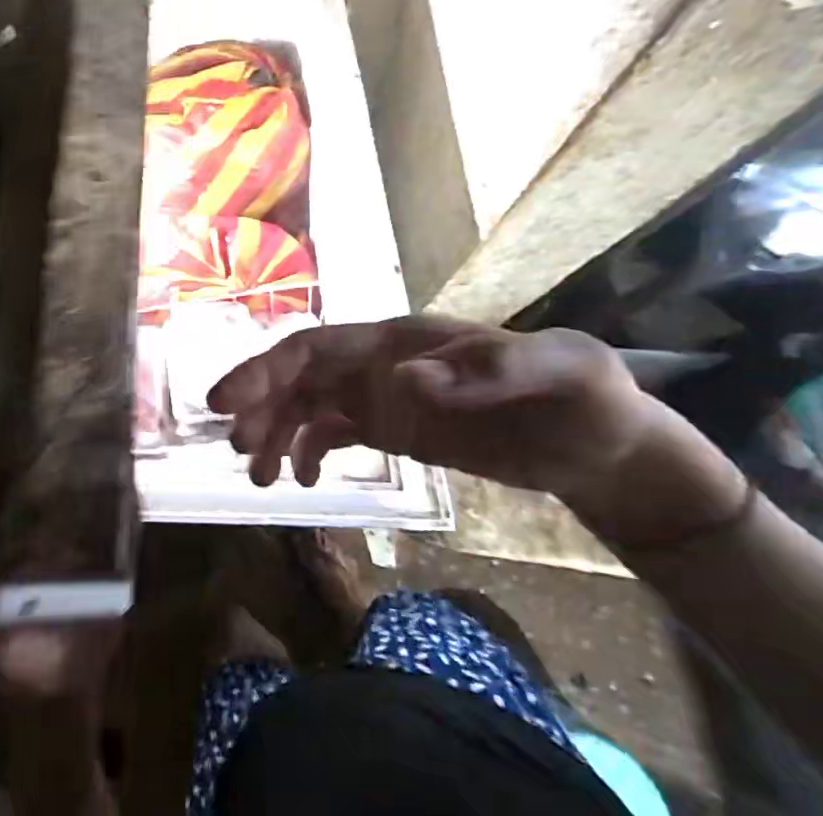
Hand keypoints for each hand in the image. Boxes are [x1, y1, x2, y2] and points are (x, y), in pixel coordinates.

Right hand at [205, 317, 666, 504]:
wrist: (597, 442)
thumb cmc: (580, 398)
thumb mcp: (554, 373)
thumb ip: (484, 371)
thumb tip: (401, 383)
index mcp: (400, 341)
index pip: (315, 348)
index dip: (264, 369)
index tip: (225, 402)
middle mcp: (380, 363)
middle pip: (298, 377)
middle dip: (260, 406)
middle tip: (239, 452)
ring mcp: (384, 396)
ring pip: (308, 407)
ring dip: (277, 435)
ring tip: (263, 478)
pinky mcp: (394, 427)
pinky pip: (332, 433)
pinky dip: (308, 452)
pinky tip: (304, 481)